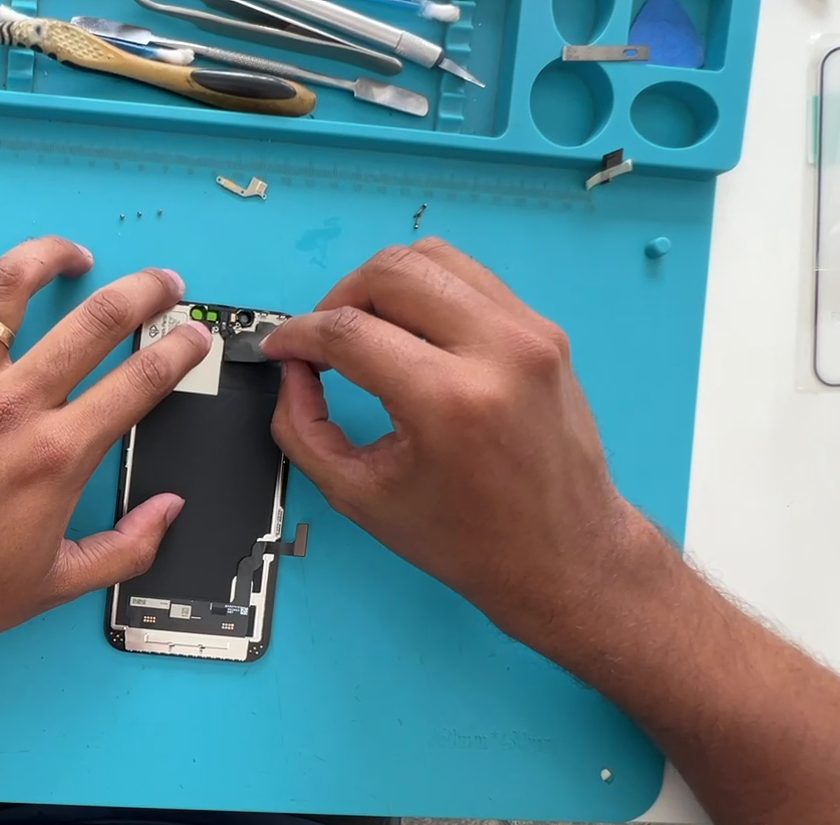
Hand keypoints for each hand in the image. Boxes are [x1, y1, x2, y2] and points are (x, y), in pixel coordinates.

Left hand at [0, 236, 211, 657]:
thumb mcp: (58, 583)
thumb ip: (127, 548)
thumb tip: (167, 511)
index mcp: (57, 456)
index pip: (139, 382)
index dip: (179, 352)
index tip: (191, 339)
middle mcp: (12, 407)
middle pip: (93, 320)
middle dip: (142, 292)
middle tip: (160, 285)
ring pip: (8, 288)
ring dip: (50, 258)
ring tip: (73, 255)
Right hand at [262, 238, 669, 646]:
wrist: (562, 553)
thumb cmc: (459, 537)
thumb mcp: (355, 495)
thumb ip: (302, 429)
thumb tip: (291, 373)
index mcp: (446, 401)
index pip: (349, 331)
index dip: (297, 334)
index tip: (277, 349)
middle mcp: (497, 349)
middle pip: (391, 271)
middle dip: (334, 299)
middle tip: (318, 342)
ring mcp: (530, 331)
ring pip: (432, 256)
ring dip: (377, 286)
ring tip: (360, 332)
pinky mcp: (543, 330)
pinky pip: (466, 278)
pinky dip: (420, 293)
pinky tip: (404, 335)